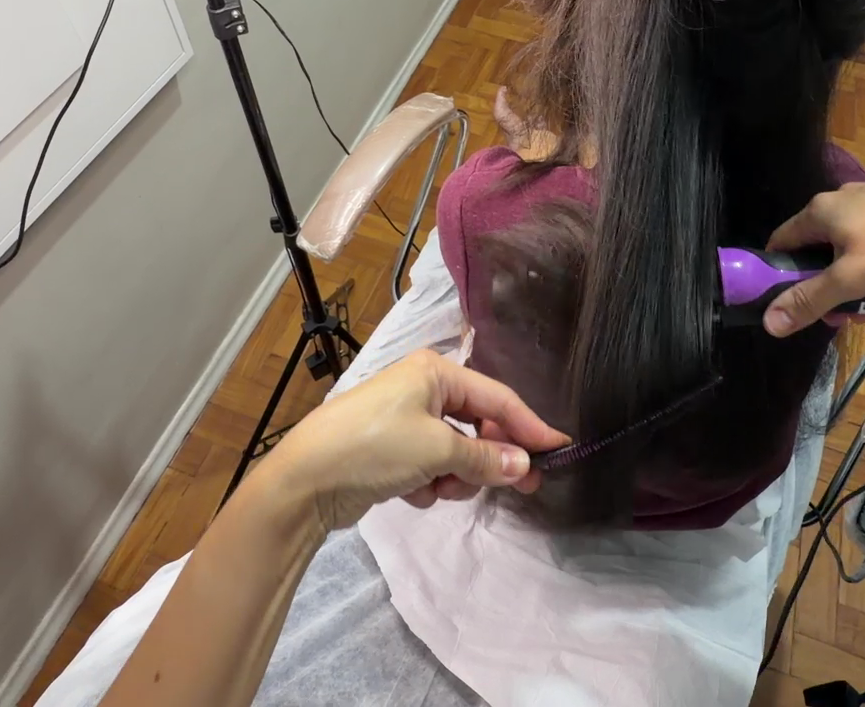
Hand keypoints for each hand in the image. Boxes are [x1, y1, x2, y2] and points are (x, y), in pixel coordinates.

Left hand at [261, 350, 570, 533]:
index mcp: (435, 372)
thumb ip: (485, 457)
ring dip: (454, 475)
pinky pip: (432, 464)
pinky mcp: (393, 448)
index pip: (497, 397)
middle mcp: (424, 388)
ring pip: (457, 450)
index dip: (530, 425)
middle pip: (478, 424)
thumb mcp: (436, 450)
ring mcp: (407, 418)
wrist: (304, 480)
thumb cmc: (374, 446)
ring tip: (434, 489)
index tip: (560, 449)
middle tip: (522, 488)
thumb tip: (524, 466)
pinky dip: (428, 482)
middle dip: (488, 457)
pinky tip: (408, 492)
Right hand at [761, 182, 864, 335]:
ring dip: (852, 280)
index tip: (790, 302)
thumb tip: (768, 323)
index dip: (779, 273)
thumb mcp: (852, 280)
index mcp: (821, 209)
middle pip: (817, 247)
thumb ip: (809, 300)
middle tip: (840, 314)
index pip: (782, 241)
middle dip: (824, 285)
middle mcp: (843, 197)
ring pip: (849, 245)